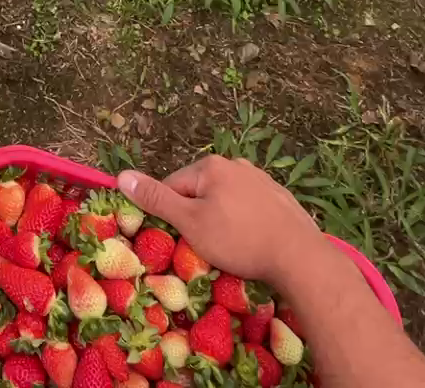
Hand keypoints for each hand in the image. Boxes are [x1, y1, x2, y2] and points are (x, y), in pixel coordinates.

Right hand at [117, 155, 330, 288]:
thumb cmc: (239, 240)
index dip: (172, 213)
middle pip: (201, 191)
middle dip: (199, 215)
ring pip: (228, 199)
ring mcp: (263, 180)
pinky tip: (255, 243)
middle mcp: (236, 164)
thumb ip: (156, 199)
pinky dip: (248, 223)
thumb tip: (121, 176)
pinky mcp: (283, 199)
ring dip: (224, 218)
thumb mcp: (190, 223)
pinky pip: (252, 208)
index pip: (174, 185)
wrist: (302, 260)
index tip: (181, 238)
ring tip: (233, 248)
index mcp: (211, 166)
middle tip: (208, 246)